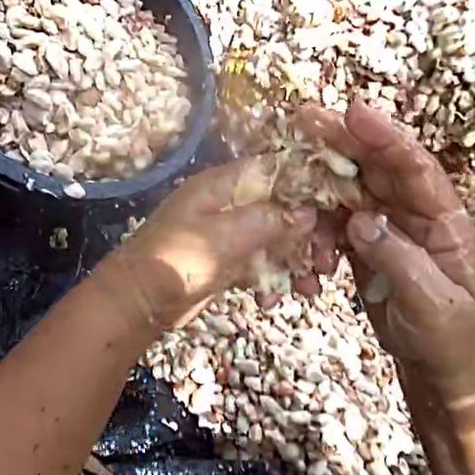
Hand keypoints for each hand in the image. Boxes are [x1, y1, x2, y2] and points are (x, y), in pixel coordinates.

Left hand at [98, 157, 322, 331]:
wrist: (136, 303)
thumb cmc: (177, 260)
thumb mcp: (224, 237)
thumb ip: (268, 221)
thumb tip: (308, 212)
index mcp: (222, 185)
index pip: (274, 171)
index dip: (307, 185)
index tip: (338, 205)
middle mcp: (226, 204)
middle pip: (280, 209)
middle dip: (307, 236)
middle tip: (327, 262)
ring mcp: (225, 234)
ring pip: (273, 240)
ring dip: (293, 262)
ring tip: (310, 289)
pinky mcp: (223, 263)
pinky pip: (257, 265)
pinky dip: (269, 280)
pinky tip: (274, 300)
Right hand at [301, 102, 474, 402]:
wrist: (438, 364)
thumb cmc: (449, 336)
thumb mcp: (433, 304)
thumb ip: (399, 259)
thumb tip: (360, 221)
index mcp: (444, 221)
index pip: (415, 170)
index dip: (385, 139)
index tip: (354, 112)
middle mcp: (415, 214)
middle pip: (377, 168)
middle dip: (343, 142)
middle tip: (306, 119)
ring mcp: (388, 227)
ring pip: (350, 192)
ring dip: (321, 183)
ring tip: (289, 174)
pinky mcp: (366, 244)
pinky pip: (335, 224)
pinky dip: (316, 230)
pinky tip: (306, 248)